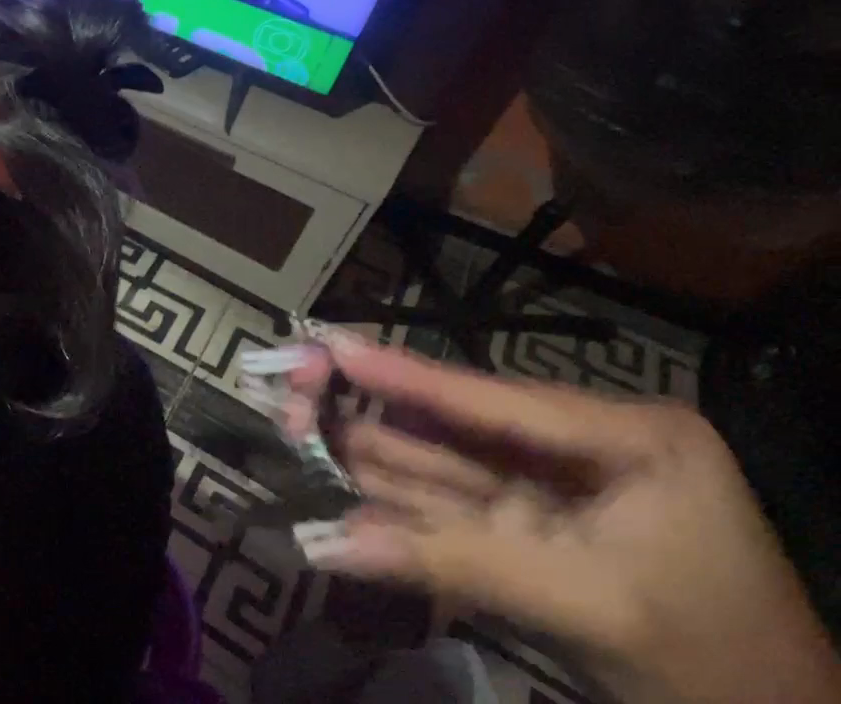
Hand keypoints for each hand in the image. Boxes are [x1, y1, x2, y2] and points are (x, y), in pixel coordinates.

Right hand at [291, 328, 840, 703]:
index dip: (403, 376)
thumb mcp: (587, 602)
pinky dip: (386, 502)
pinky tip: (332, 481)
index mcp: (629, 437)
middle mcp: (581, 447)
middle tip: (290, 389)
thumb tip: (325, 545)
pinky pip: (441, 506)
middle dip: (368, 411)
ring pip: (435, 460)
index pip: (493, 401)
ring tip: (288, 420)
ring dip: (361, 447)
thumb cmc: (713, 657)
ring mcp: (549, 487)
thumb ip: (450, 562)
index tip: (329, 344)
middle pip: (450, 423)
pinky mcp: (523, 525)